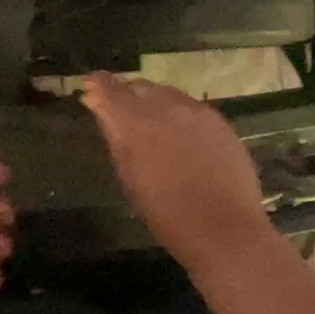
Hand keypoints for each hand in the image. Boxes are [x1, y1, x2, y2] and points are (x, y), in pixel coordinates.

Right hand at [81, 72, 274, 271]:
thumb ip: (115, 138)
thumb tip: (101, 109)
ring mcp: (194, 109)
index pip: (108, 89)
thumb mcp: (129, 179)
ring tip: (154, 126)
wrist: (223, 229)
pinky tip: (182, 135)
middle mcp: (163, 106)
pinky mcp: (217, 118)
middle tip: (123, 112)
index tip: (90, 84)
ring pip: (165, 93)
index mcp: (134, 122)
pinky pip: (189, 106)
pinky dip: (178, 113)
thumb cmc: (166, 214)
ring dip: (154, 102)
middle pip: (138, 87)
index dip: (98, 84)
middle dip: (127, 94)